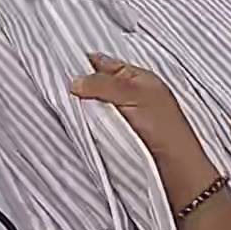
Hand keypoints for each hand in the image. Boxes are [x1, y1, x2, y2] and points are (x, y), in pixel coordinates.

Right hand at [69, 54, 216, 202]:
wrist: (172, 167)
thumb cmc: (164, 127)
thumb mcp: (133, 94)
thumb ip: (102, 84)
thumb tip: (75, 81)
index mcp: (137, 78)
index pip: (103, 63)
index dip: (83, 62)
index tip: (60, 66)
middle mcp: (127, 95)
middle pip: (94, 85)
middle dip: (78, 86)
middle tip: (58, 87)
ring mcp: (118, 116)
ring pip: (91, 106)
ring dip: (80, 107)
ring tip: (62, 105)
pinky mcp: (112, 136)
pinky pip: (92, 125)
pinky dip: (84, 124)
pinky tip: (74, 123)